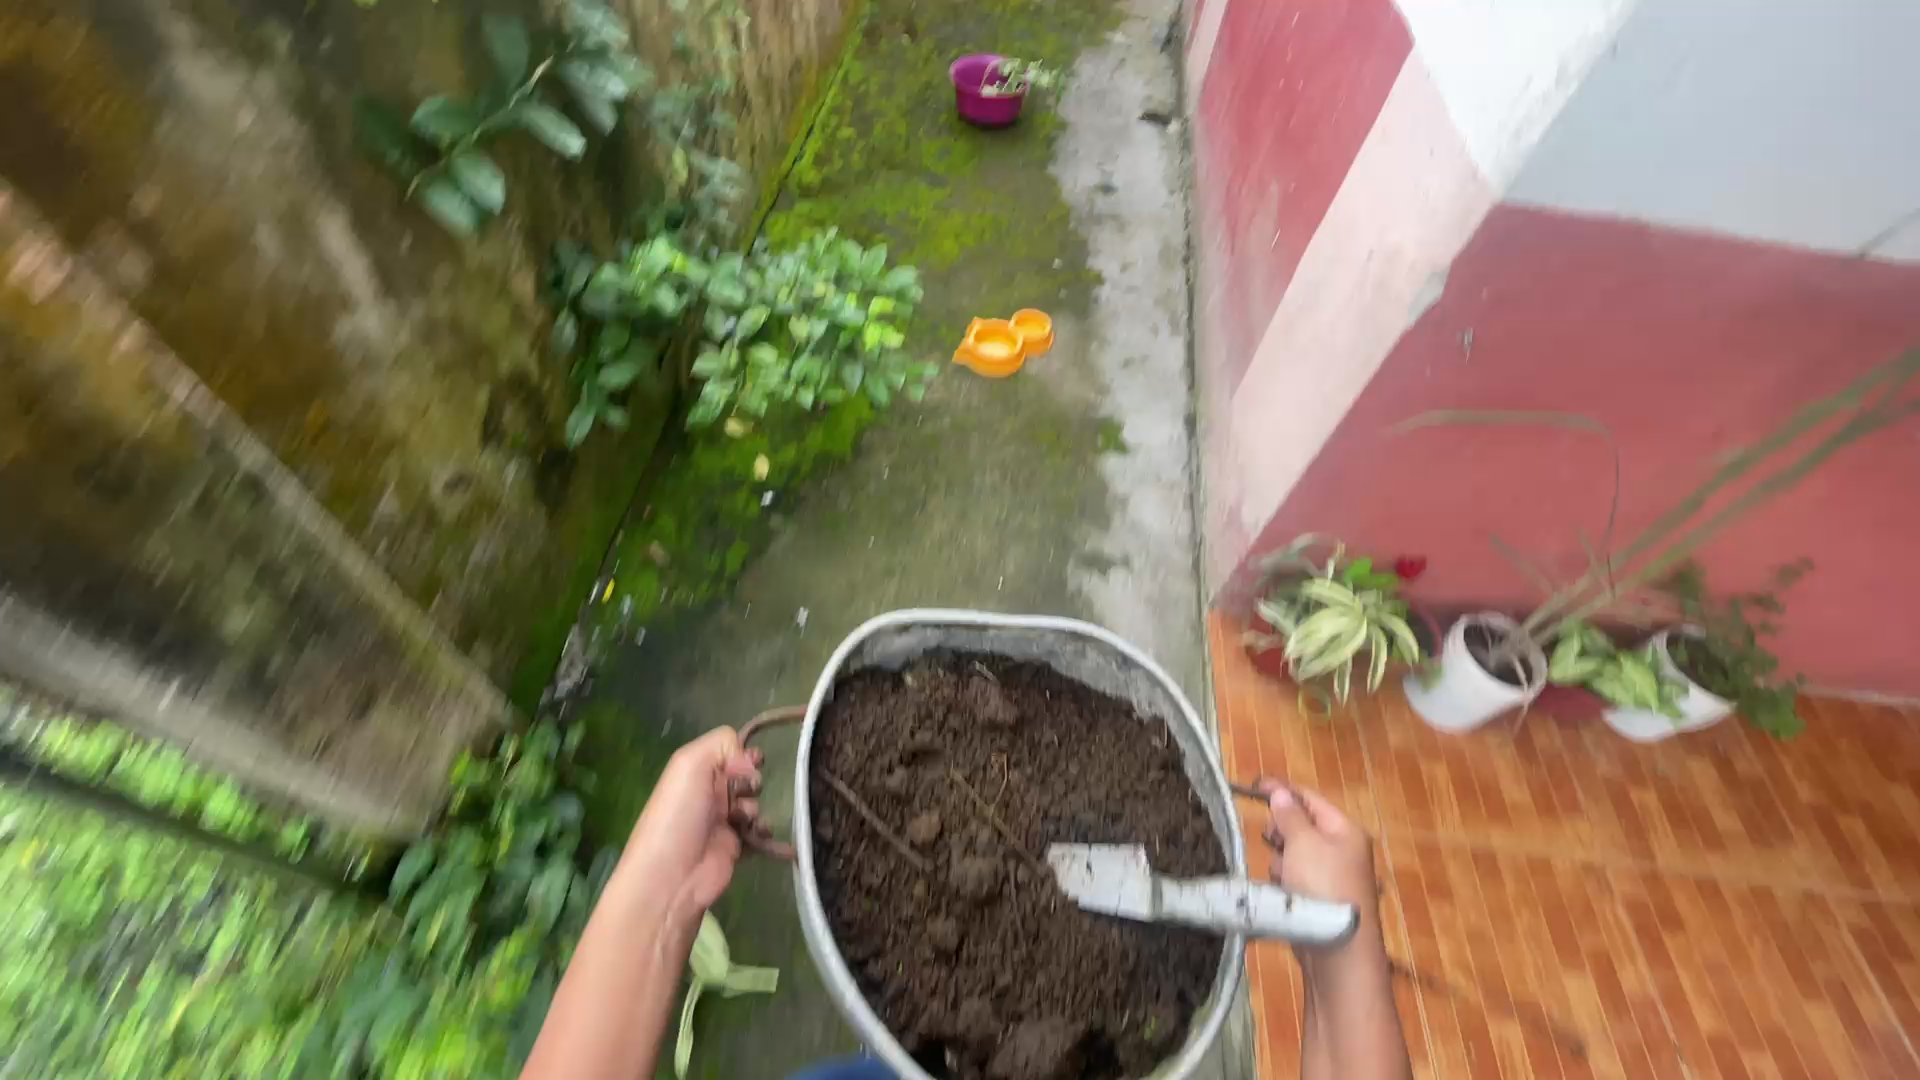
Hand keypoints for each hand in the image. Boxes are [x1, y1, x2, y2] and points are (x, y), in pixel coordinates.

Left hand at [625, 727, 763, 921]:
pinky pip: (761, 829)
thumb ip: (723, 743)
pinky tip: (757, 833)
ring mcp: (723, 820)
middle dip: (751, 780)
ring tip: (742, 819)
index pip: (729, 751)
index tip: (751, 762)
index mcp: (695, 772)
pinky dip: (764, 829)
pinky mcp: (736, 846)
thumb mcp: (690, 763)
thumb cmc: (679, 814)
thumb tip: (749, 764)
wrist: (672, 876)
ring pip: (755, 801)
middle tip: (743, 790)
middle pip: (746, 775)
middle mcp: (709, 793)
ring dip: (754, 806)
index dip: (744, 754)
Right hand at [1257, 781, 1380, 958]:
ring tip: (1283, 874)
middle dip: (1281, 830)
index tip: (1252, 786)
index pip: (1309, 798)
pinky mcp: (1319, 896)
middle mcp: (1341, 849)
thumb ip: (1289, 815)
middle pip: (1301, 824)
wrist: (1338, 951)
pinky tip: (1284, 892)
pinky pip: (1294, 874)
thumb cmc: (1323, 886)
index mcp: (1344, 831)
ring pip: (1293, 851)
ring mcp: (1331, 875)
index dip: (1282, 790)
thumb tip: (1280, 793)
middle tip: (1271, 839)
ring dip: (1281, 858)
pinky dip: (1285, 879)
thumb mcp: (1303, 842)